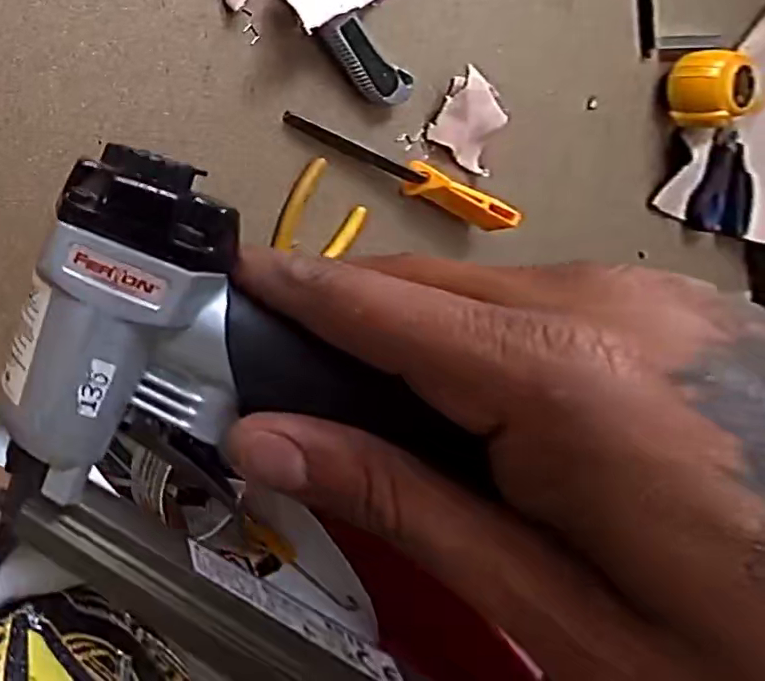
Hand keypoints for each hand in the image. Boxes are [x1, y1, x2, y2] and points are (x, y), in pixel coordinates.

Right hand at [227, 250, 764, 679]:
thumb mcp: (574, 620)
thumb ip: (398, 505)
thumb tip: (256, 444)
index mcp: (567, 380)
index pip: (360, 301)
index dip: (271, 284)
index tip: (205, 275)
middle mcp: (608, 311)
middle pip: (401, 285)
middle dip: (330, 320)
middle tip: (283, 381)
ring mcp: (662, 304)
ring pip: (458, 290)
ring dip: (400, 332)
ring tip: (387, 409)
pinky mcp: (691, 314)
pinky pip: (524, 303)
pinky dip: (469, 337)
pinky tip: (486, 405)